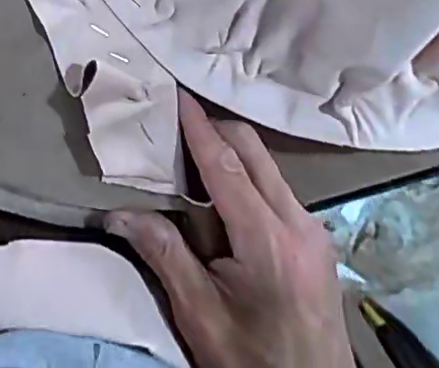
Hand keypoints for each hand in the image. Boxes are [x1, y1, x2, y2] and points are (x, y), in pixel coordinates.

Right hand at [105, 92, 354, 367]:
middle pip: (253, 151)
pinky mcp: (318, 237)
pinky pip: (278, 186)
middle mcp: (299, 222)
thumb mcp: (201, 317)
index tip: (178, 96)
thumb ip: (164, 256)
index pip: (226, 166)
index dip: (199, 128)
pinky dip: (249, 176)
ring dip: (232, 154)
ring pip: (268, 165)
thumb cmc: (252, 362)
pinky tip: (225, 197)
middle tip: (178, 129)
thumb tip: (119, 213)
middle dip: (216, 131)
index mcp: (268, 241)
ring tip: (194, 163)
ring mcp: (314, 228)